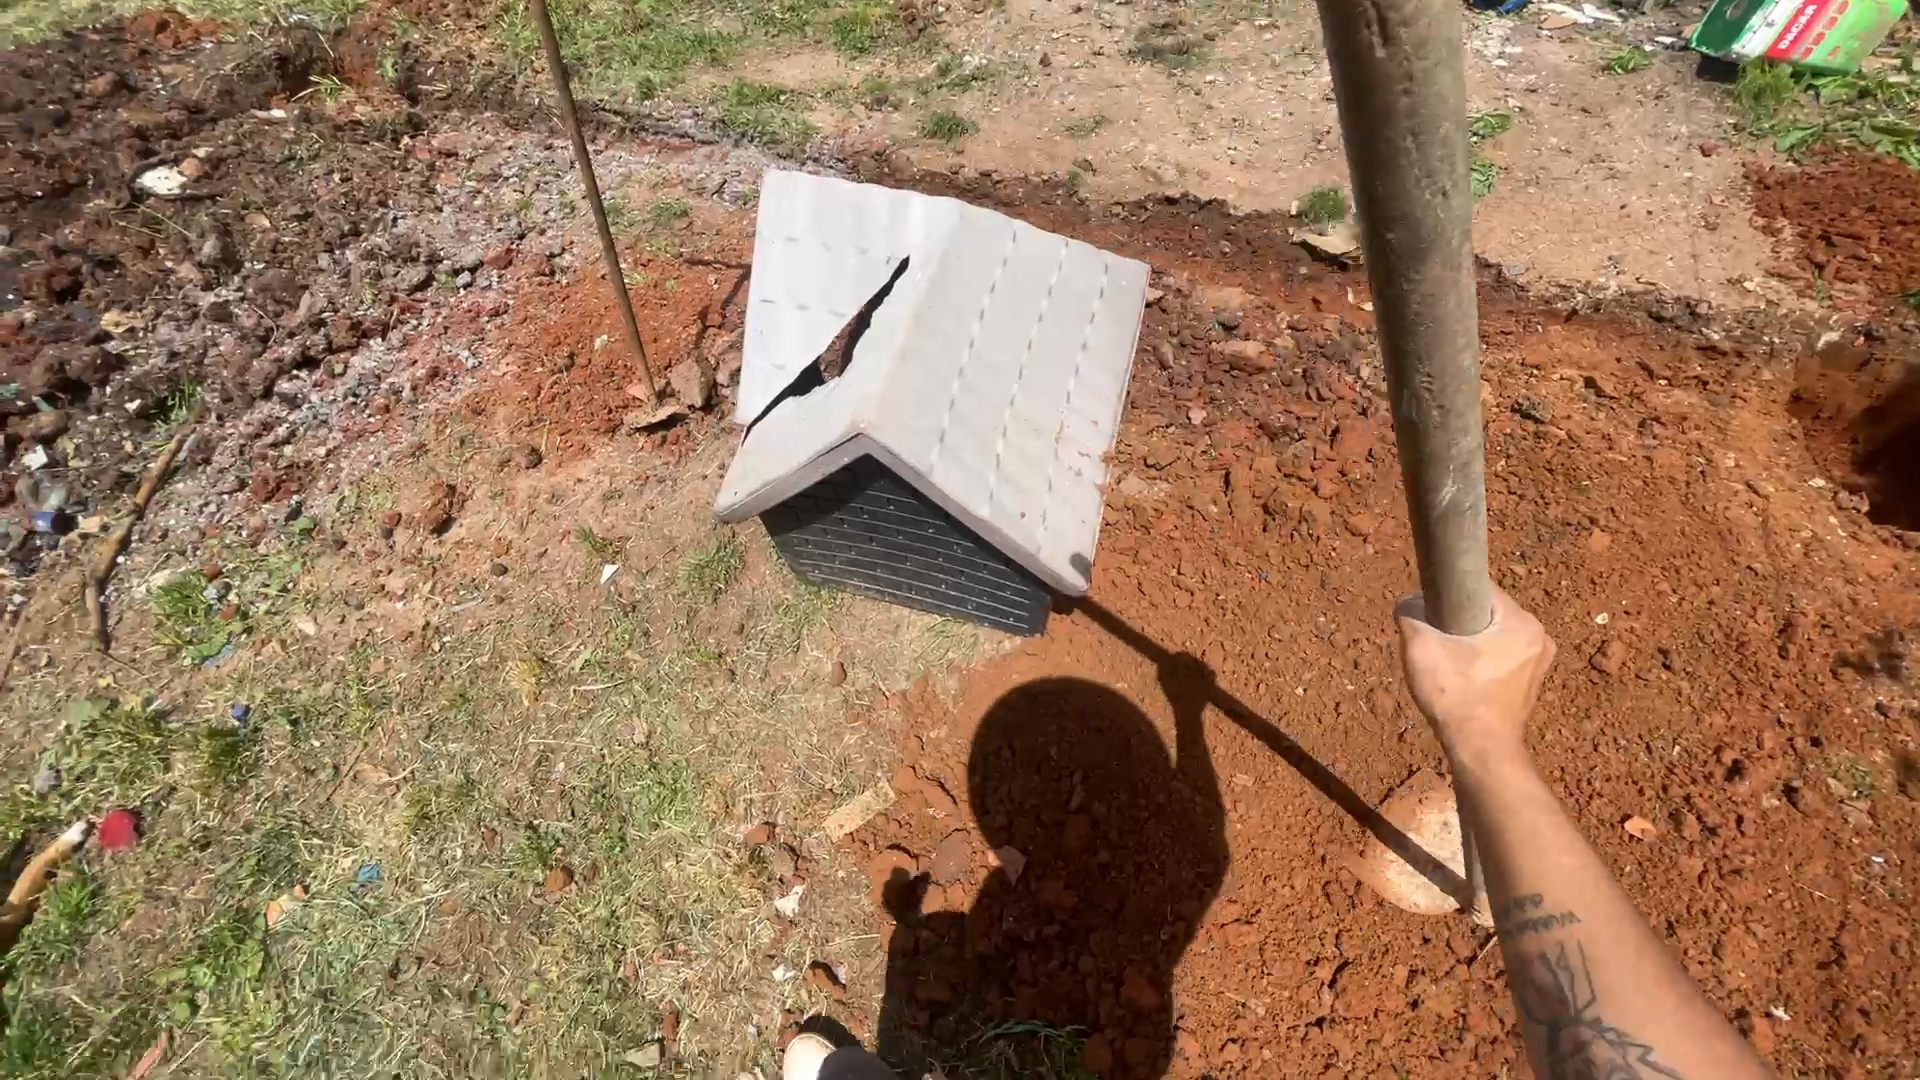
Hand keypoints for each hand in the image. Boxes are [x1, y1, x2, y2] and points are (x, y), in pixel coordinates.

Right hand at [1394, 587, 1555, 767]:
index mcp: (1521, 622)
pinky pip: (1497, 653)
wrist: (1480, 747)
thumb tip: (1409, 603)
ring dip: (1464, 640)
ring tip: (1444, 662)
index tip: (1428, 613)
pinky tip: (1459, 675)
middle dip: (1454, 621)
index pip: (1478, 588)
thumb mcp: (1420, 647)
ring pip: (1489, 633)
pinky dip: (1476, 657)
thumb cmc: (1455, 695)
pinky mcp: (1530, 679)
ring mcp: (1539, 660)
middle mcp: (1539, 637)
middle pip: (1483, 611)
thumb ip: (1410, 614)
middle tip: (1433, 643)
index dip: (1447, 594)